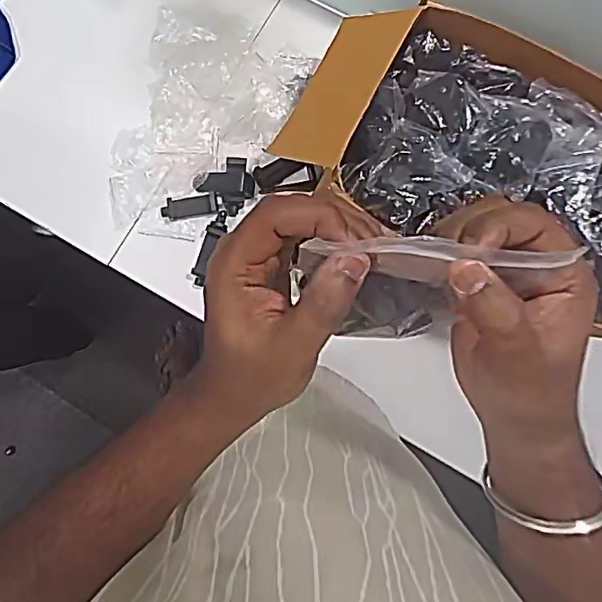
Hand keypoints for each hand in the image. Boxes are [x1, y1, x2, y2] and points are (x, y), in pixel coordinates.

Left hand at [192, 193, 383, 423]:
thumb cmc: (248, 375)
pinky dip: (328, 238)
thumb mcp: (293, 345)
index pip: (274, 215)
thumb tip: (353, 262)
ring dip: (334, 225)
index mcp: (233, 263)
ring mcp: (254, 256)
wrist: (233, 392)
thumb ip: (323, 303)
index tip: (351, 239)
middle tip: (368, 240)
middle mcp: (240, 252)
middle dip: (332, 217)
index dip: (318, 217)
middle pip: (287, 209)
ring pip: (296, 218)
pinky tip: (350, 252)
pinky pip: (300, 236)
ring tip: (367, 244)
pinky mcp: (268, 264)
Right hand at [435, 199, 600, 506]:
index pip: (535, 225)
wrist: (515, 418)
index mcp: (565, 277)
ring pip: (478, 225)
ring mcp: (510, 272)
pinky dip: (442, 250)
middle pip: (504, 215)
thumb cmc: (531, 395)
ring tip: (441, 264)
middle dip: (472, 228)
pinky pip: (460, 247)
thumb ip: (496, 311)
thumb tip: (468, 269)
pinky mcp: (482, 280)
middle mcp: (540, 267)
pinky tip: (434, 267)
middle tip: (452, 256)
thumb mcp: (516, 355)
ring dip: (454, 236)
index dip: (501, 227)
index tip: (473, 249)